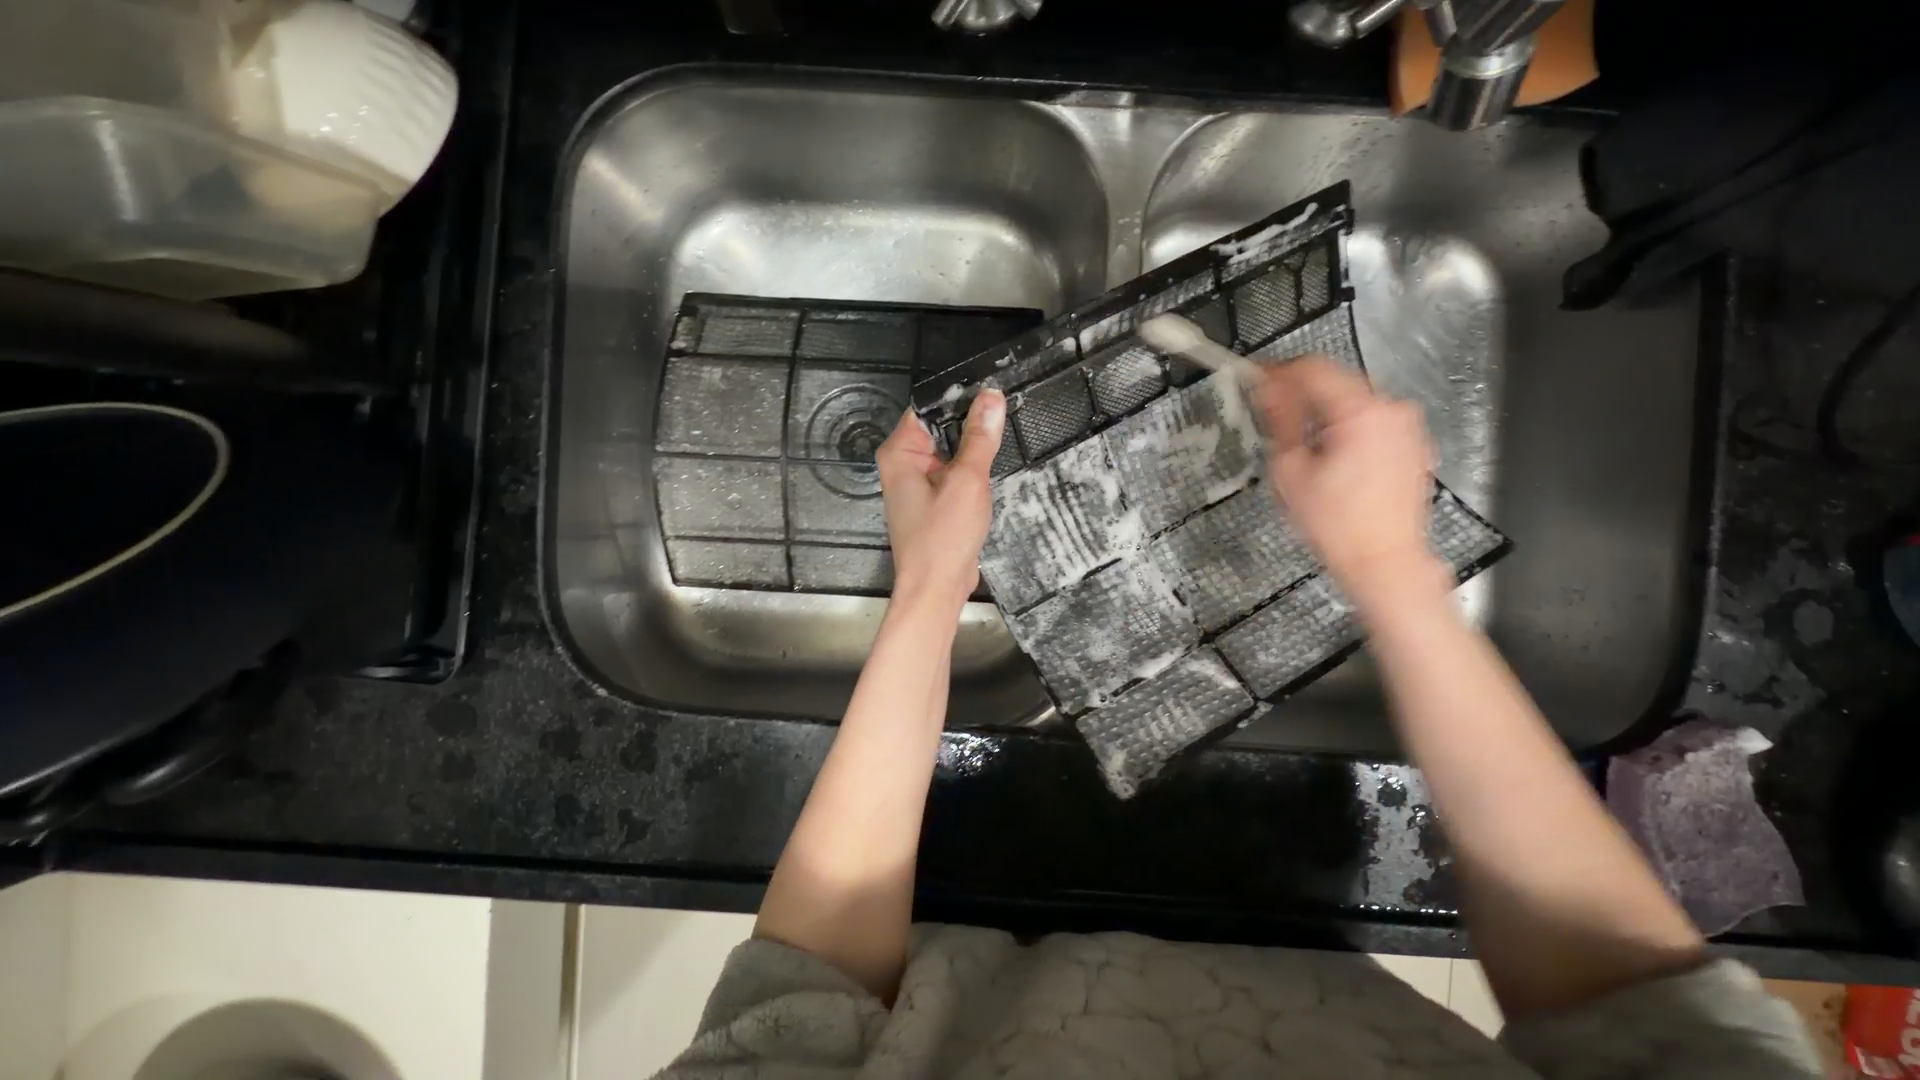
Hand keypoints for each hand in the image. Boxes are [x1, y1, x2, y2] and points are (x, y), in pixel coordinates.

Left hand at [875, 390, 1005, 609]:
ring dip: (974, 448)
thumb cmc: (944, 536)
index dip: (958, 396)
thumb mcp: (968, 480)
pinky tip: (995, 465)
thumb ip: (980, 437)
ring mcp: (918, 484)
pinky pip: (954, 473)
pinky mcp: (934, 501)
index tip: (991, 388)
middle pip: (940, 427)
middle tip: (1006, 408)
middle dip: (970, 422)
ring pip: (951, 451)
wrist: (937, 589)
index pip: (927, 407)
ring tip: (1006, 431)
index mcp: (900, 452)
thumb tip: (991, 397)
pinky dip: (973, 469)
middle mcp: (904, 464)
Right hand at [1256, 358, 1443, 610]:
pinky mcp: (1413, 448)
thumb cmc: (1341, 526)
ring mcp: (1408, 430)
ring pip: (1355, 404)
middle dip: (1302, 396)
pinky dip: (1350, 432)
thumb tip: (1270, 392)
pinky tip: (1331, 461)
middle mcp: (1392, 412)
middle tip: (1272, 414)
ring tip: (1302, 446)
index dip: (1280, 371)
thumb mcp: (1292, 470)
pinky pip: (1374, 425)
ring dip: (1326, 414)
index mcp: (1362, 412)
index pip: (1314, 369)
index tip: (1259, 378)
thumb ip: (1280, 420)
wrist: (1384, 562)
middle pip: (1337, 384)